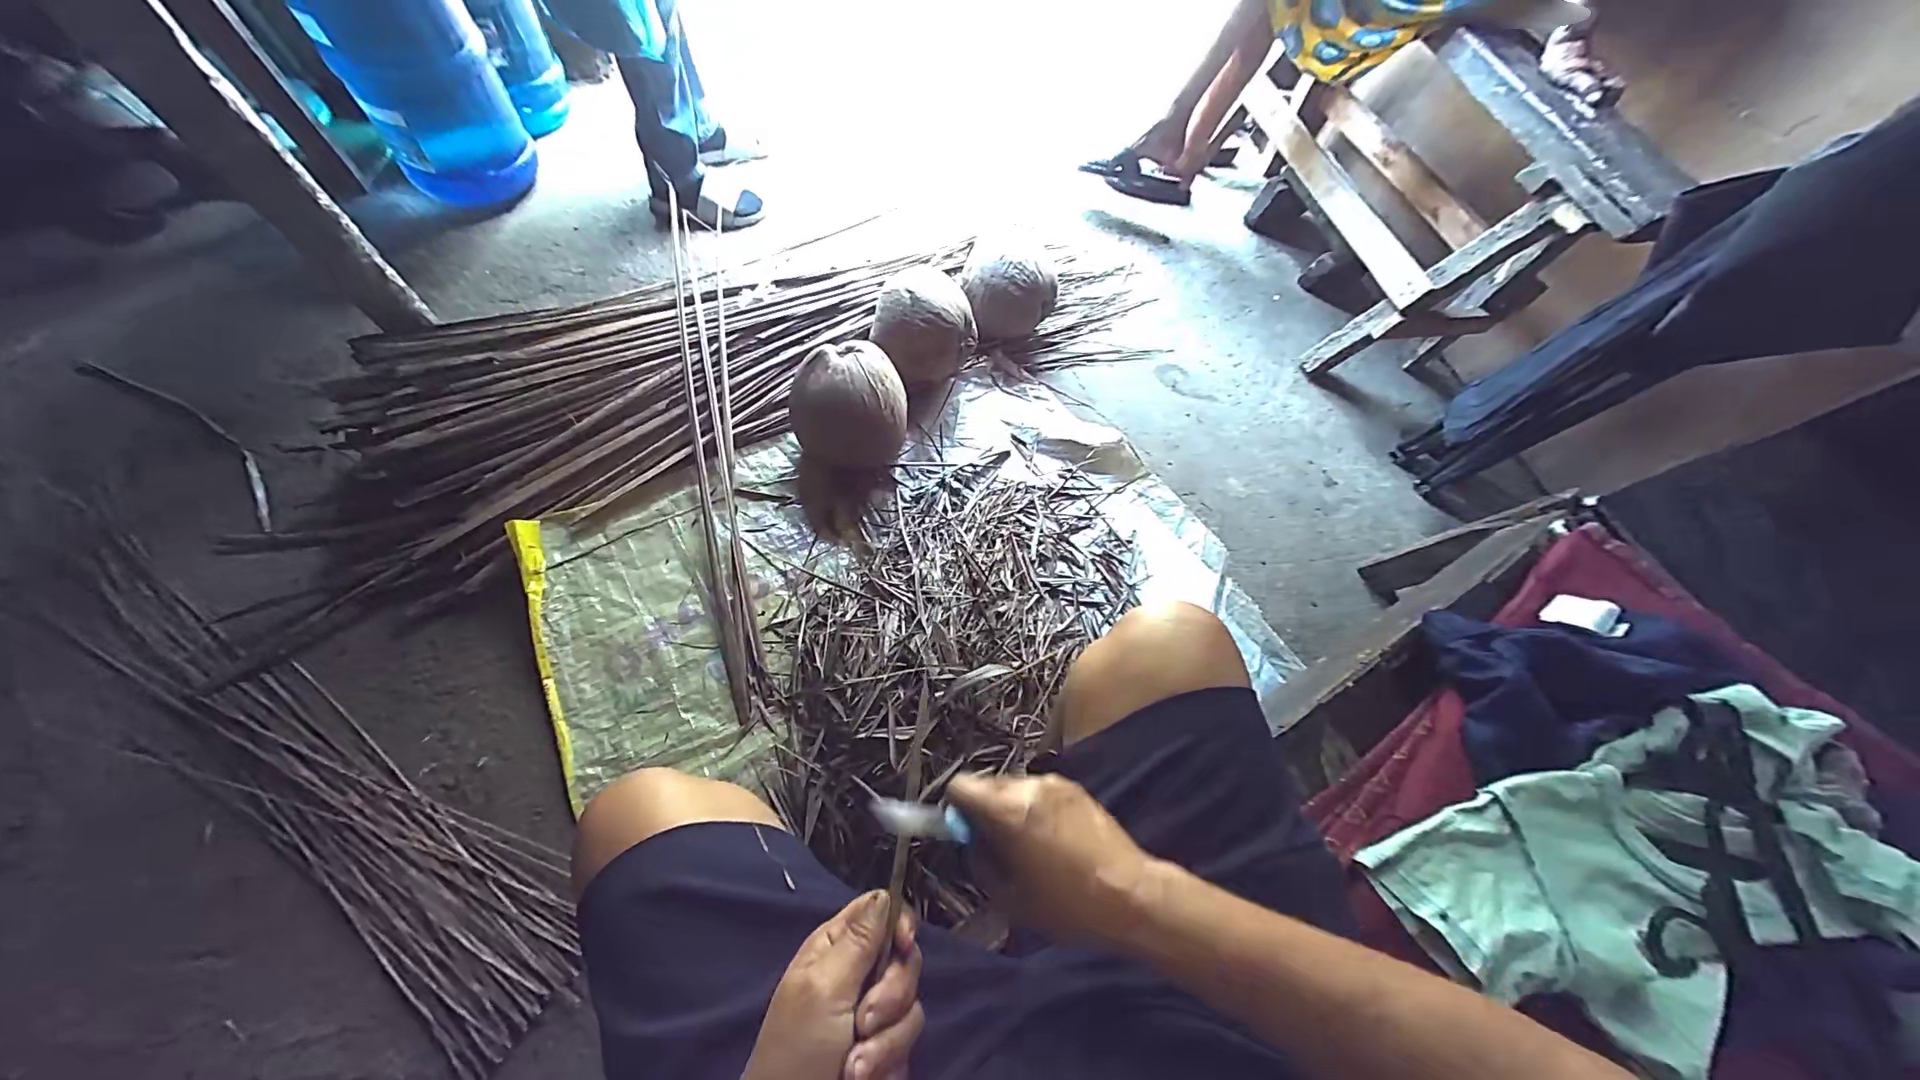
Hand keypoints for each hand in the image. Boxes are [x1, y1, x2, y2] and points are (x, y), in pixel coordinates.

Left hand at [742, 891, 923, 1079]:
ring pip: (911, 1005)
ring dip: (885, 1042)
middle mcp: (858, 975)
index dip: (900, 921)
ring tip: (854, 1068)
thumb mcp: (823, 988)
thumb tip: (885, 894)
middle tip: (862, 1022)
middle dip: (892, 994)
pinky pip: (908, 1044)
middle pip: (905, 958)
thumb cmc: (798, 1050)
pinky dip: (887, 1064)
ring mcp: (874, 1015)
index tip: (905, 945)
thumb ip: (859, 941)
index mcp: (837, 948)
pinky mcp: (886, 1051)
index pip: (881, 910)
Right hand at [946, 773, 1155, 946]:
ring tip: (1028, 844)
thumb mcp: (1010, 898)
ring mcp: (1055, 784)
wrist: (1132, 896)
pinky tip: (1052, 839)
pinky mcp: (1076, 788)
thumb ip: (980, 862)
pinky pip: (1040, 793)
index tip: (965, 832)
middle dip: (984, 810)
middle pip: (987, 785)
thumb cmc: (1068, 905)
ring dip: (1011, 808)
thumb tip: (971, 842)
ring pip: (1014, 788)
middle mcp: (1029, 786)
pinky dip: (1035, 808)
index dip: (956, 809)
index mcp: (1007, 810)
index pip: (960, 786)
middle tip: (997, 845)